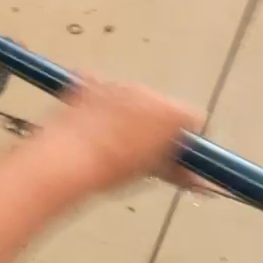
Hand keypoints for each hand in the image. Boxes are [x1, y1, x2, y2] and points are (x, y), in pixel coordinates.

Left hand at [41, 75, 203, 191]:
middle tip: (141, 148)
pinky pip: (100, 88)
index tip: (176, 153)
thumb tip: (196, 178)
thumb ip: (180, 171)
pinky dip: (99, 99)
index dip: (186, 138)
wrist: (67, 156)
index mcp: (173, 112)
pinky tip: (90, 119)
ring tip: (111, 138)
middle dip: (156, 123)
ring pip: (132, 97)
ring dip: (128, 112)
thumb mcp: (153, 172)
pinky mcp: (87, 84)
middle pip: (162, 105)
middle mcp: (149, 91)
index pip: (194, 120)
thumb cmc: (115, 168)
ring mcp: (116, 84)